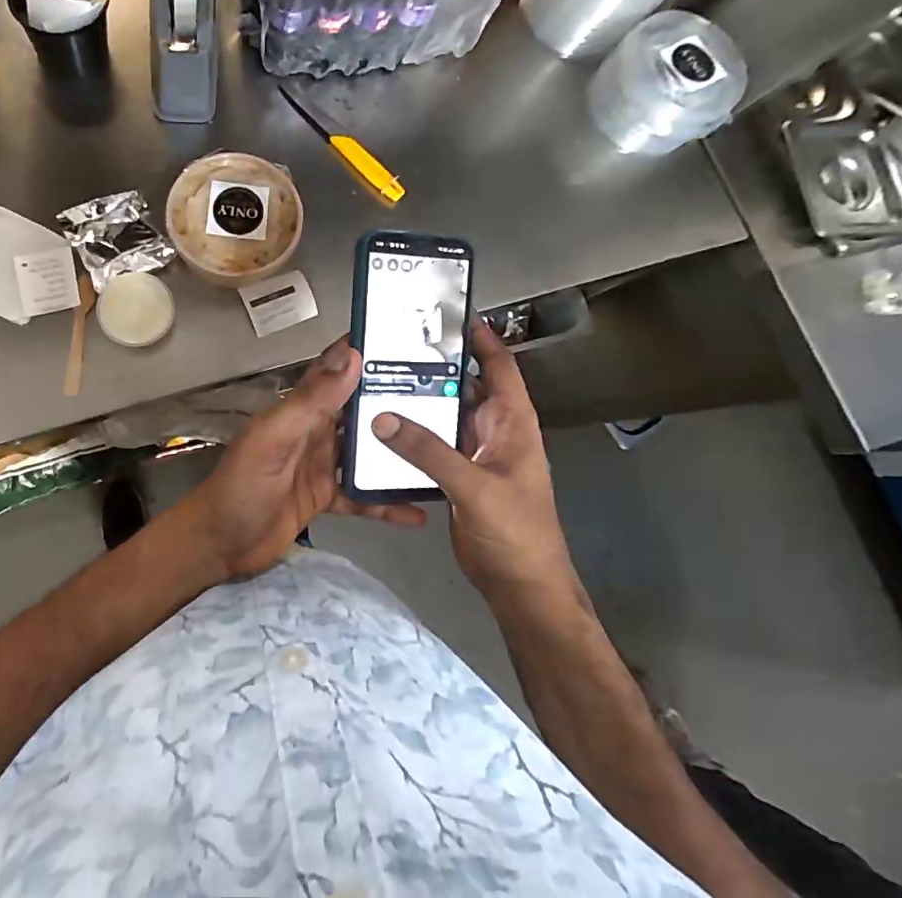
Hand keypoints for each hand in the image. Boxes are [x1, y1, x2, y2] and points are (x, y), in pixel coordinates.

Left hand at [179, 336, 426, 579]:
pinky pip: (363, 496)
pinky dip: (386, 503)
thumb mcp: (274, 439)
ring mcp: (322, 465)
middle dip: (395, 403)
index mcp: (300, 411)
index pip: (335, 371)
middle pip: (360, 412)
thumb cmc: (242, 486)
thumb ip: (311, 401)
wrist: (220, 544)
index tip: (405, 341)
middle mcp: (315, 432)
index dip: (363, 354)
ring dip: (397, 453)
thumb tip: (351, 357)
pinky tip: (417, 511)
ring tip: (441, 451)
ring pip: (367, 453)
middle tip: (444, 397)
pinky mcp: (326, 497)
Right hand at [370, 320, 575, 596]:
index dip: (482, 340)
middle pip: (465, 388)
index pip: (500, 369)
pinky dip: (412, 435)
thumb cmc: (515, 533)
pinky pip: (433, 446)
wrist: (519, 586)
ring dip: (420, 402)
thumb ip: (429, 452)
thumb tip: (383, 419)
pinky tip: (384, 428)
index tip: (453, 316)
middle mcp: (494, 433)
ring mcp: (475, 456)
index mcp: (512, 424)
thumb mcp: (474, 487)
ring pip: (445, 417)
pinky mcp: (457, 477)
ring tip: (381, 381)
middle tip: (397, 348)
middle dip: (437, 368)